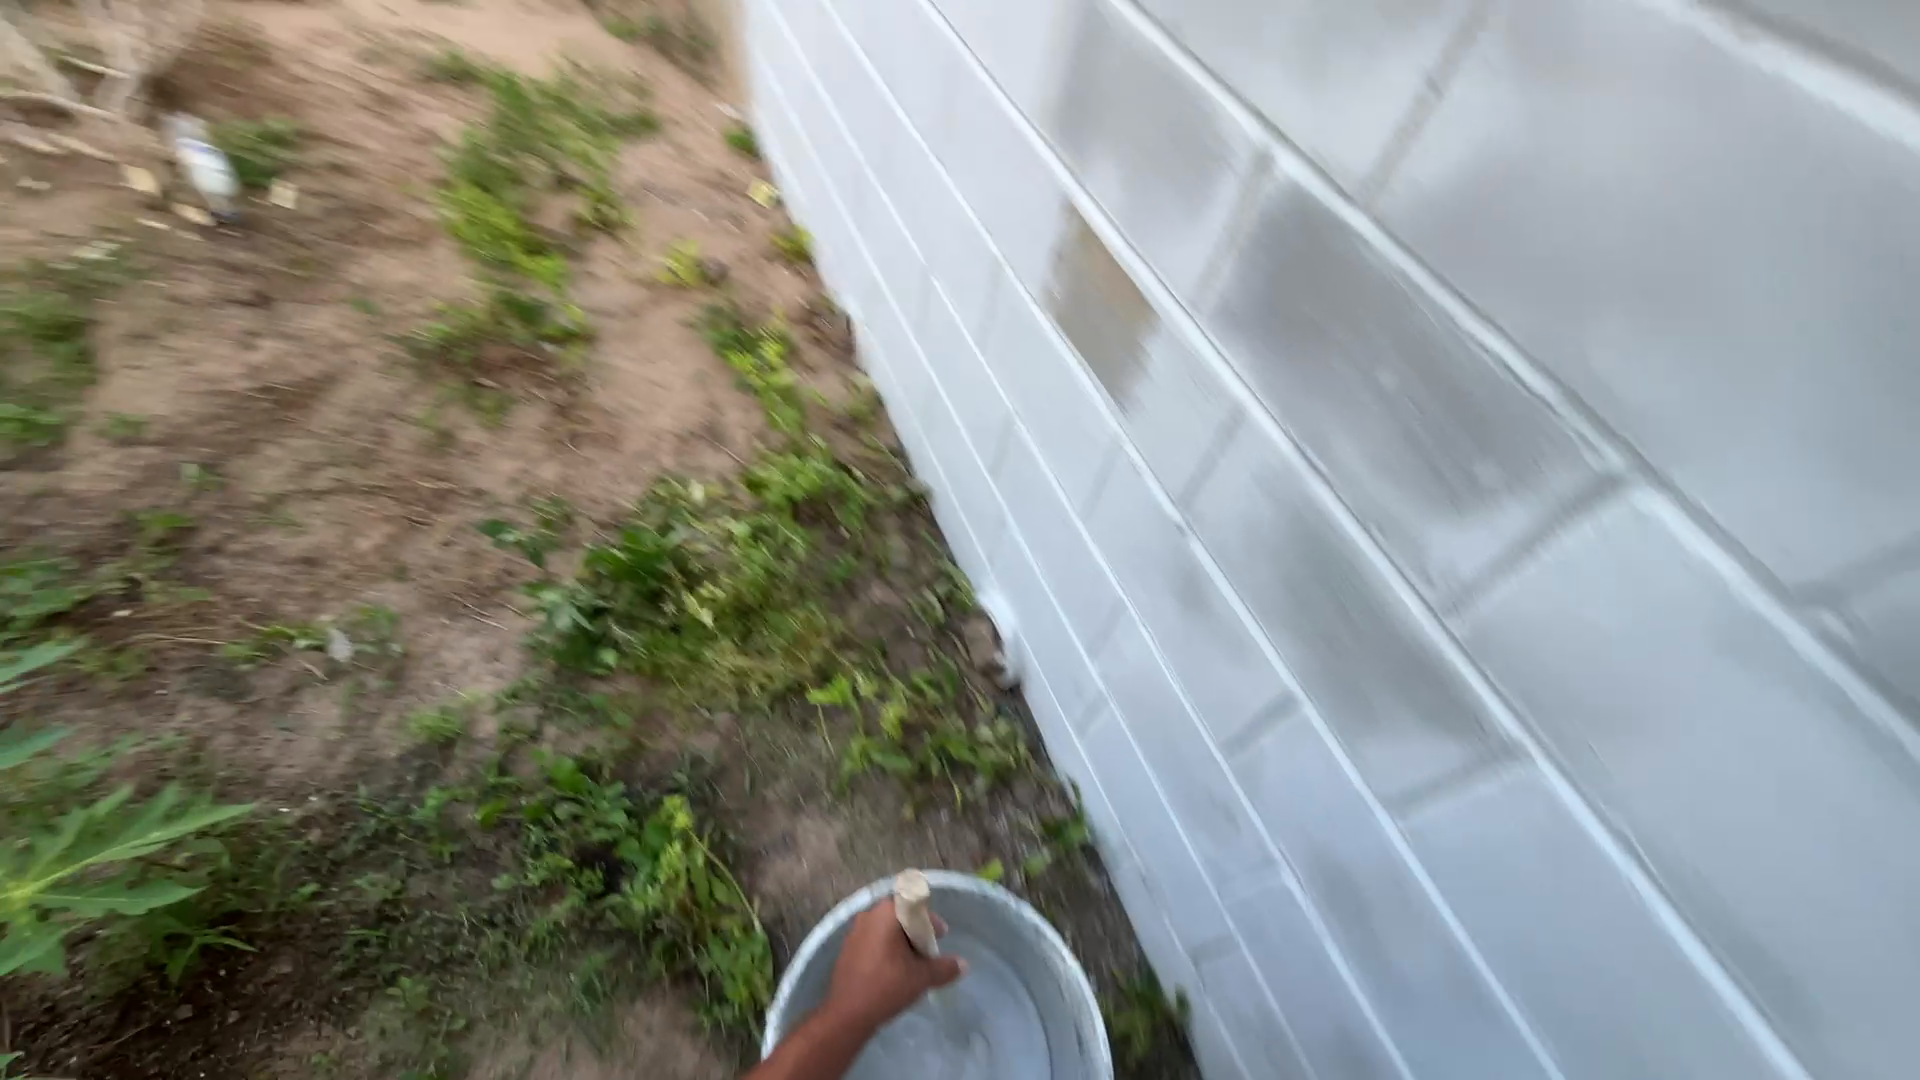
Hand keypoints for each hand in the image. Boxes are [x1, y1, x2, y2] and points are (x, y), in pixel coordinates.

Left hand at [823, 898, 967, 1034]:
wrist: (847, 1014)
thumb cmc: (887, 986)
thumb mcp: (921, 978)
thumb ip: (944, 968)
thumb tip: (964, 964)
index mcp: (887, 912)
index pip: (916, 904)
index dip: (931, 920)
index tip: (940, 937)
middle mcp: (870, 913)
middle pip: (900, 914)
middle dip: (916, 931)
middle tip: (928, 951)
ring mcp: (855, 929)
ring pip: (885, 927)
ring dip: (901, 941)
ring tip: (912, 963)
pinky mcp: (847, 946)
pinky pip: (873, 939)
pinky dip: (886, 948)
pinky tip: (892, 970)